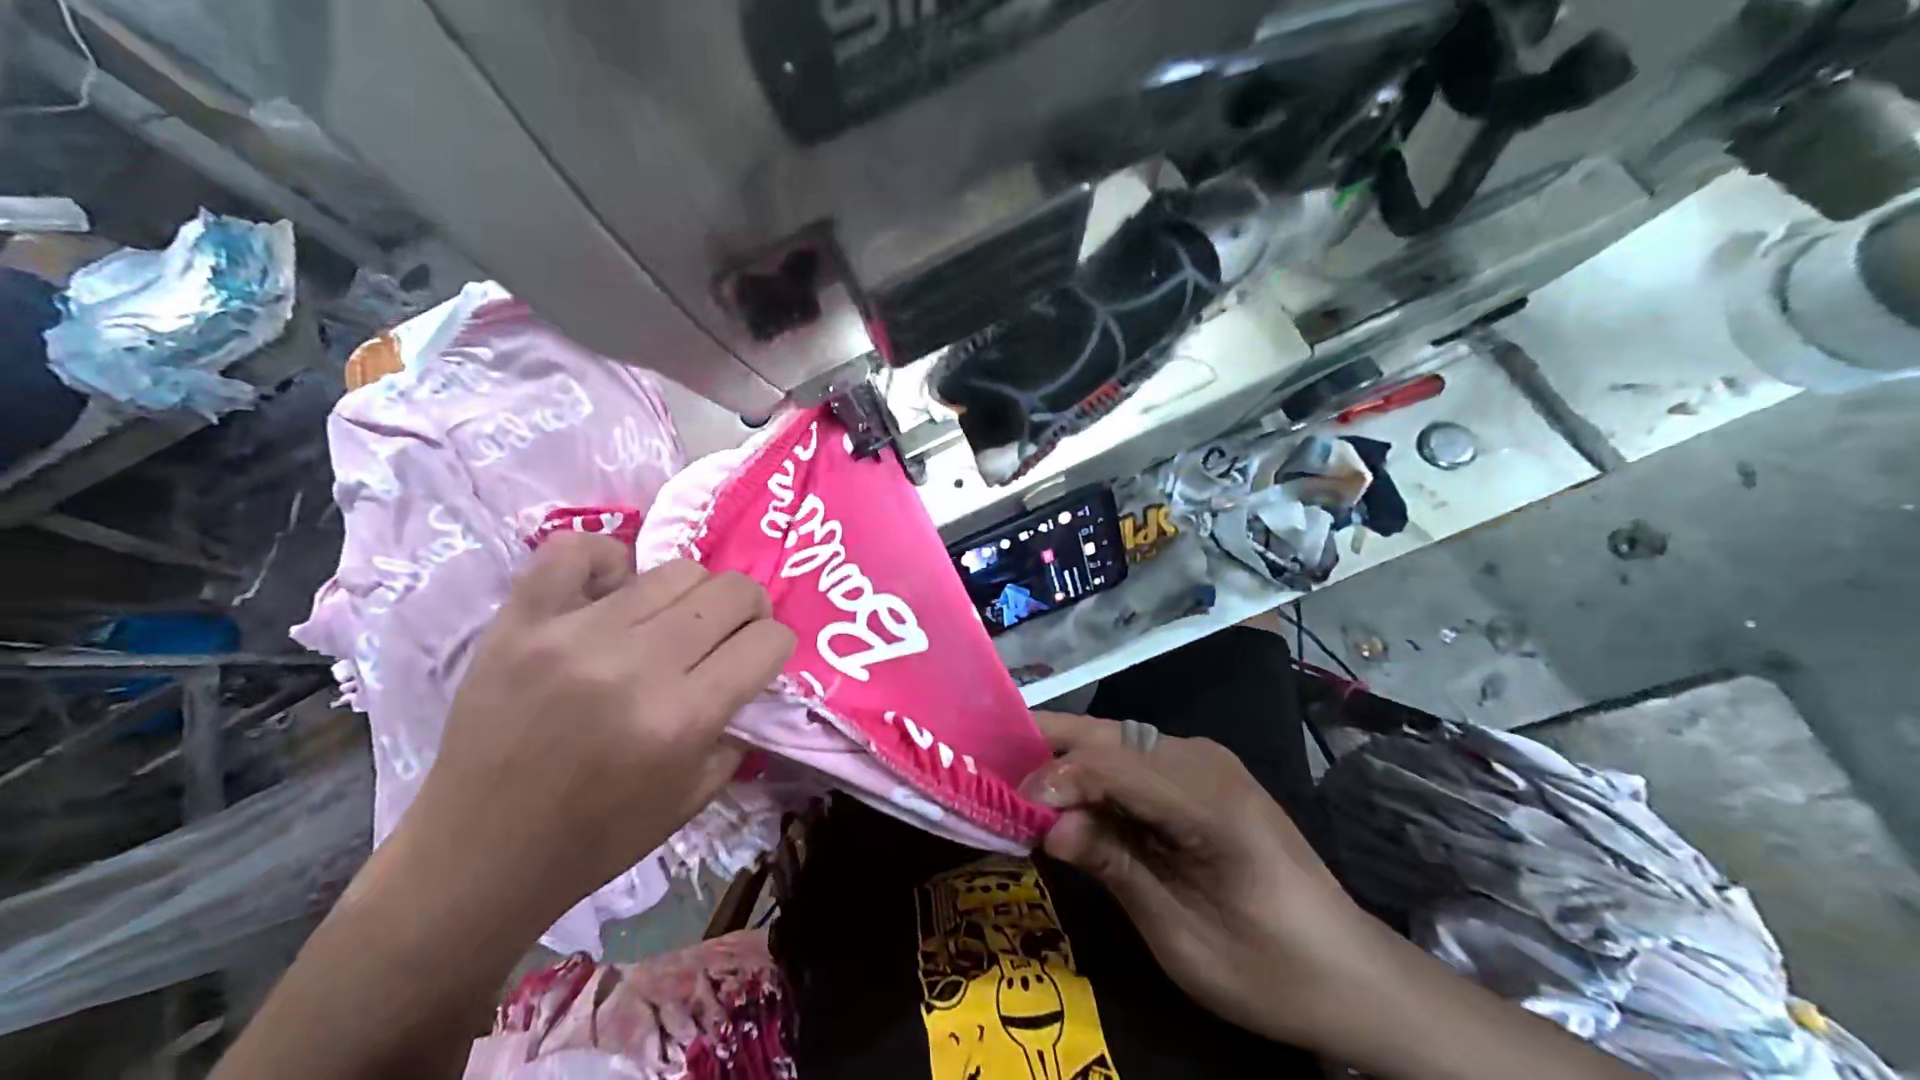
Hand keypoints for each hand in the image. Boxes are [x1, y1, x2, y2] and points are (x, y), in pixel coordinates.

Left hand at [401, 535, 795, 933]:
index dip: (775, 646)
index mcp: (682, 719)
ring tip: (670, 622)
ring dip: (690, 594)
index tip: (760, 658)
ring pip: (673, 570)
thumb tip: (751, 673)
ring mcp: (572, 636)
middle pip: (729, 592)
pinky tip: (612, 590)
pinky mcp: (520, 623)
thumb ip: (736, 728)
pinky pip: (575, 551)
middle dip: (746, 610)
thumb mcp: (693, 798)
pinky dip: (607, 561)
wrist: (479, 856)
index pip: (767, 640)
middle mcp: (634, 667)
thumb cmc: (597, 838)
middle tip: (727, 634)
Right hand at [1020, 713, 1395, 1051]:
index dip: (1056, 775)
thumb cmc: (1268, 969)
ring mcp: (1208, 762)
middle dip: (1050, 748)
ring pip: (1119, 740)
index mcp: (1210, 802)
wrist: (1351, 975)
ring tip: (1019, 783)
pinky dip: (1097, 773)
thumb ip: (1114, 866)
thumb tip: (1047, 825)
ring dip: (1069, 759)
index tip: (1009, 804)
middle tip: (993, 769)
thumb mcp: (1181, 935)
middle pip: (1111, 736)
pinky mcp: (1205, 776)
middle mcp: (1206, 762)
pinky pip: (1137, 759)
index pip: (1114, 763)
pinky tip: (1070, 795)